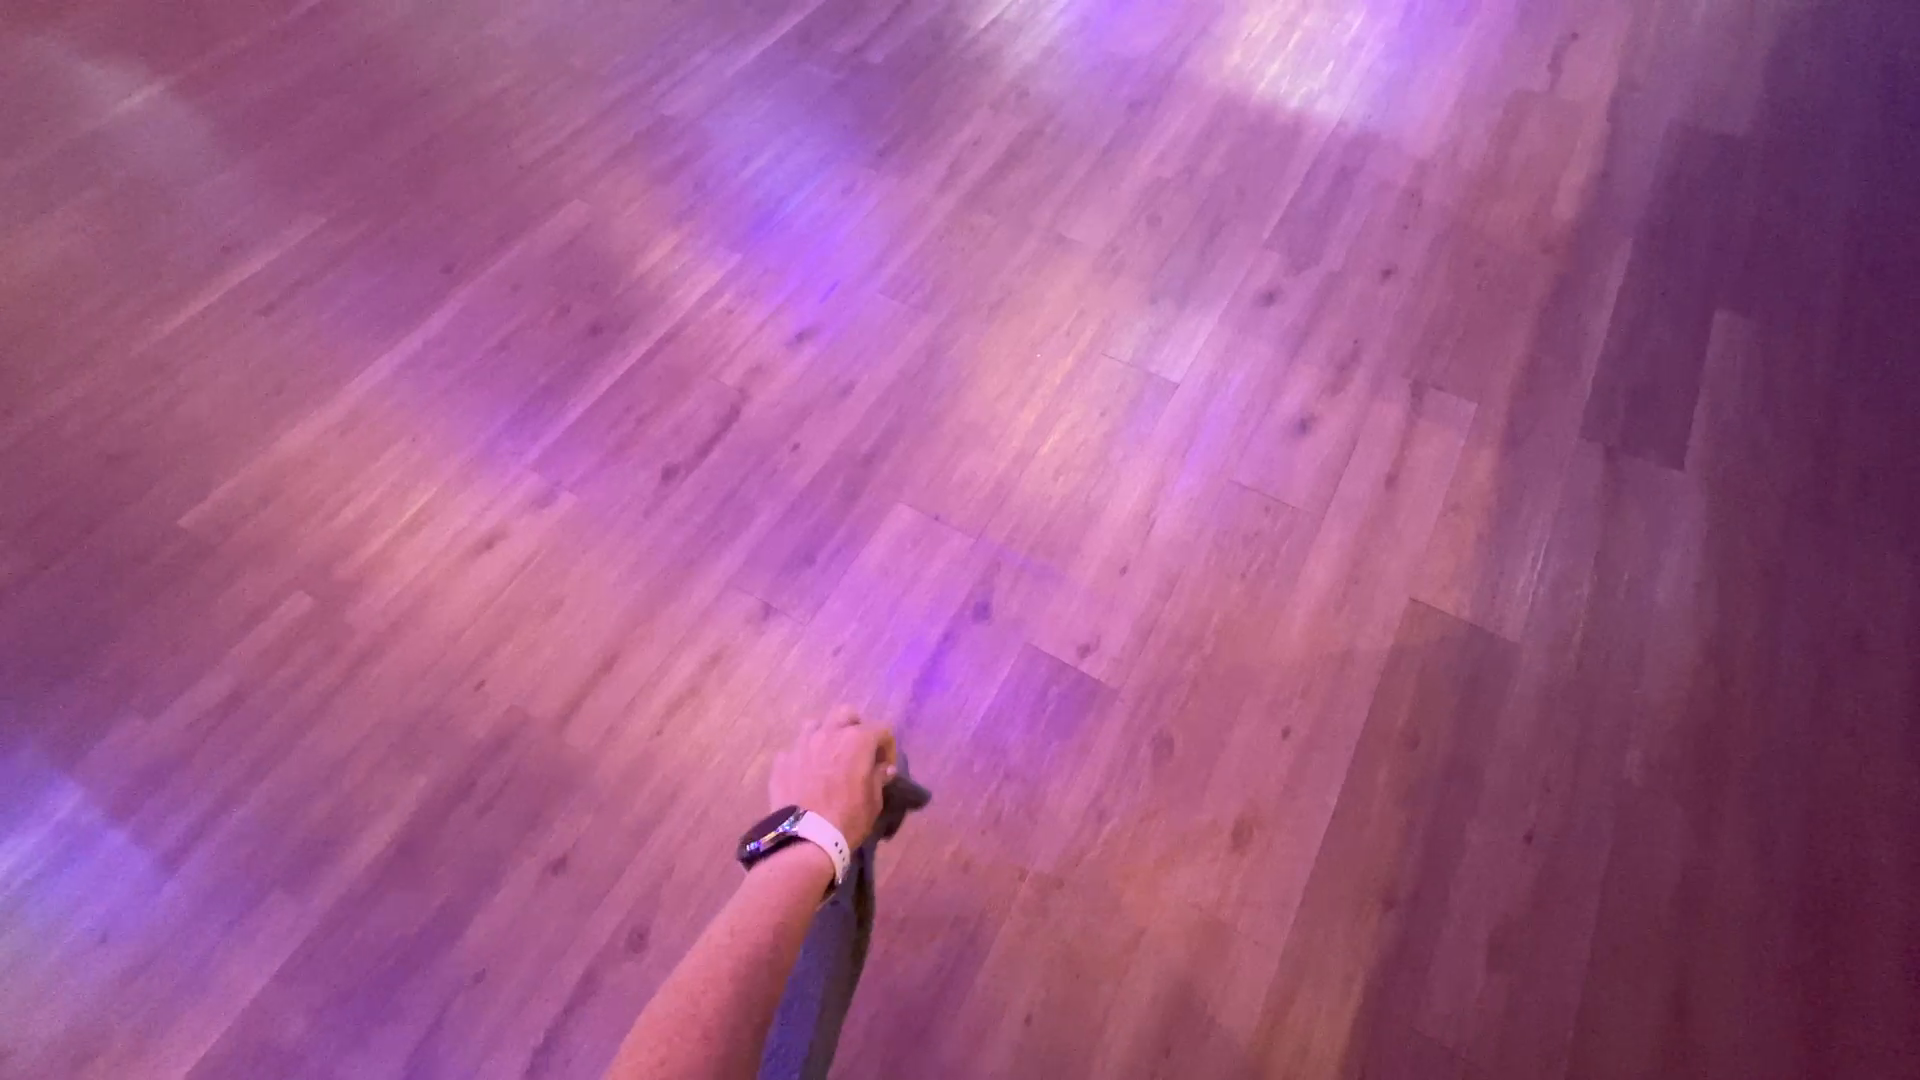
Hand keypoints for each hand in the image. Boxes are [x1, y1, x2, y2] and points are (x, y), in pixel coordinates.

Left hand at [768, 710, 897, 848]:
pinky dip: (803, 758)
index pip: (882, 729)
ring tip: (828, 757)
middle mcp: (829, 733)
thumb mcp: (874, 802)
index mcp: (858, 740)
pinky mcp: (782, 760)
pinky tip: (805, 775)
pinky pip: (795, 750)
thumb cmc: (848, 819)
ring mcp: (802, 744)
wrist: (805, 840)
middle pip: (846, 714)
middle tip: (857, 751)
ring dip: (825, 736)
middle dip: (855, 727)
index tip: (885, 766)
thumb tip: (884, 768)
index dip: (887, 747)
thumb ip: (879, 778)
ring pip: (816, 725)